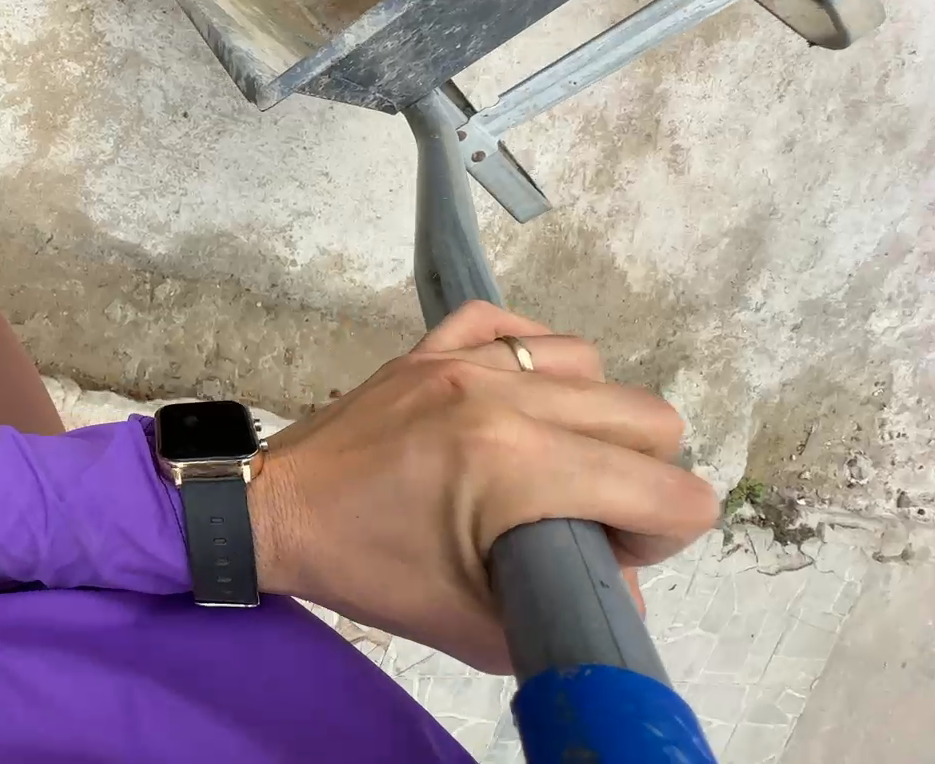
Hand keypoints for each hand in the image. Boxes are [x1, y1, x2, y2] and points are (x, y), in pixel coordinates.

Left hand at [245, 301, 717, 673]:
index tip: (605, 556)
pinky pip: (498, 322)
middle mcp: (495, 394)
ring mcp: (451, 360)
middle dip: (637, 475)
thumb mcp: (478, 624)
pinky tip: (513, 395)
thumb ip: (575, 614)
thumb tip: (620, 582)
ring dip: (588, 412)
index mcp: (515, 461)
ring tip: (547, 454)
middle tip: (581, 511)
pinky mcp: (418, 350)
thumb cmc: (363, 565)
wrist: (274, 508)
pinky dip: (524, 352)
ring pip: (584, 360)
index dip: (662, 538)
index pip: (670, 491)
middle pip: (644, 416)